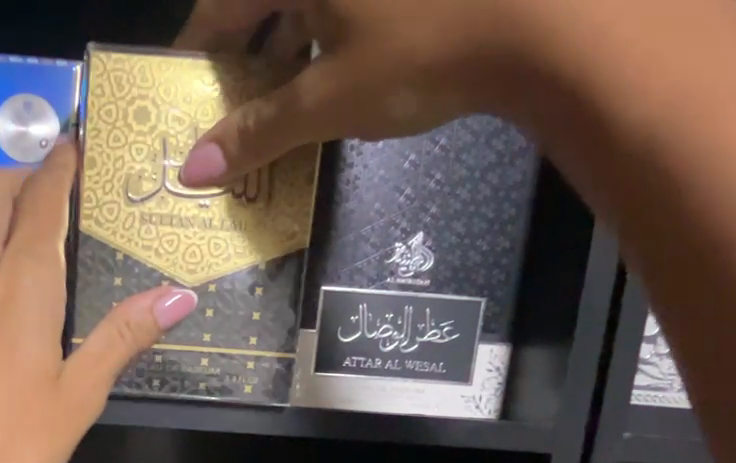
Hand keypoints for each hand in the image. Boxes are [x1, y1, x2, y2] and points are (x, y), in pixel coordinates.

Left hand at [0, 139, 198, 462]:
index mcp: (22, 281)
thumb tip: (180, 296)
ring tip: (6, 224)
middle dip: (21, 175)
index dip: (61, 166)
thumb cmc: (14, 444)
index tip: (76, 147)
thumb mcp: (80, 396)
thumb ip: (124, 337)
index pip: (43, 199)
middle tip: (48, 191)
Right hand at [173, 0, 546, 188]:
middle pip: (263, 1)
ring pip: (306, 0)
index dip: (195, 54)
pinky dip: (332, 30)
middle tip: (234, 106)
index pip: (218, 6)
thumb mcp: (328, 102)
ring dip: (289, 43)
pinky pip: (346, 4)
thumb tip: (190, 173)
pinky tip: (341, 66)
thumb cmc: (422, 54)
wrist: (551, 19)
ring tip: (285, 97)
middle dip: (244, 54)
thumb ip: (255, 134)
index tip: (184, 94)